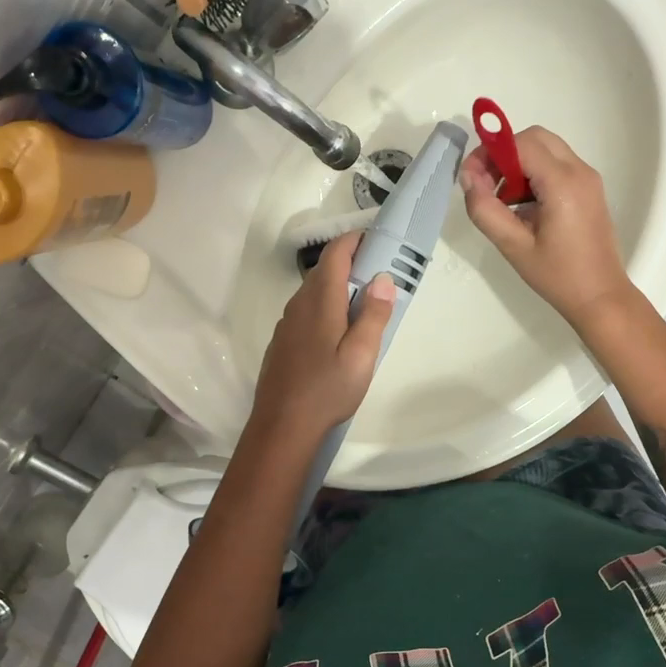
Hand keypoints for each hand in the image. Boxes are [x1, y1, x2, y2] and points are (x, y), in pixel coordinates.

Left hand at [252, 232, 396, 440]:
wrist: (282, 426)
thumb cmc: (327, 390)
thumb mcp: (361, 355)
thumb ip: (374, 315)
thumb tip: (383, 278)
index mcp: (320, 301)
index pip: (336, 254)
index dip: (356, 240)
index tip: (379, 241)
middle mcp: (299, 305)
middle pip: (324, 271)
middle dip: (352, 265)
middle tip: (382, 276)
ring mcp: (287, 324)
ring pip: (314, 294)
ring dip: (339, 289)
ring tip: (365, 306)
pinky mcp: (283, 343)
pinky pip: (306, 313)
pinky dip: (326, 309)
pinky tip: (338, 334)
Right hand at [461, 126, 633, 323]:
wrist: (600, 297)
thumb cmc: (558, 276)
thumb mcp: (513, 246)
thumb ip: (486, 209)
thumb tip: (468, 179)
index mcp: (563, 184)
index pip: (521, 144)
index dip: (491, 153)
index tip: (472, 178)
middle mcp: (580, 171)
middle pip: (535, 138)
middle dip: (505, 154)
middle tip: (486, 186)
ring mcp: (588, 179)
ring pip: (546, 149)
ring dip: (519, 165)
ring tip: (504, 202)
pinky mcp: (589, 189)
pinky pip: (557, 166)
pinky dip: (534, 174)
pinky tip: (524, 208)